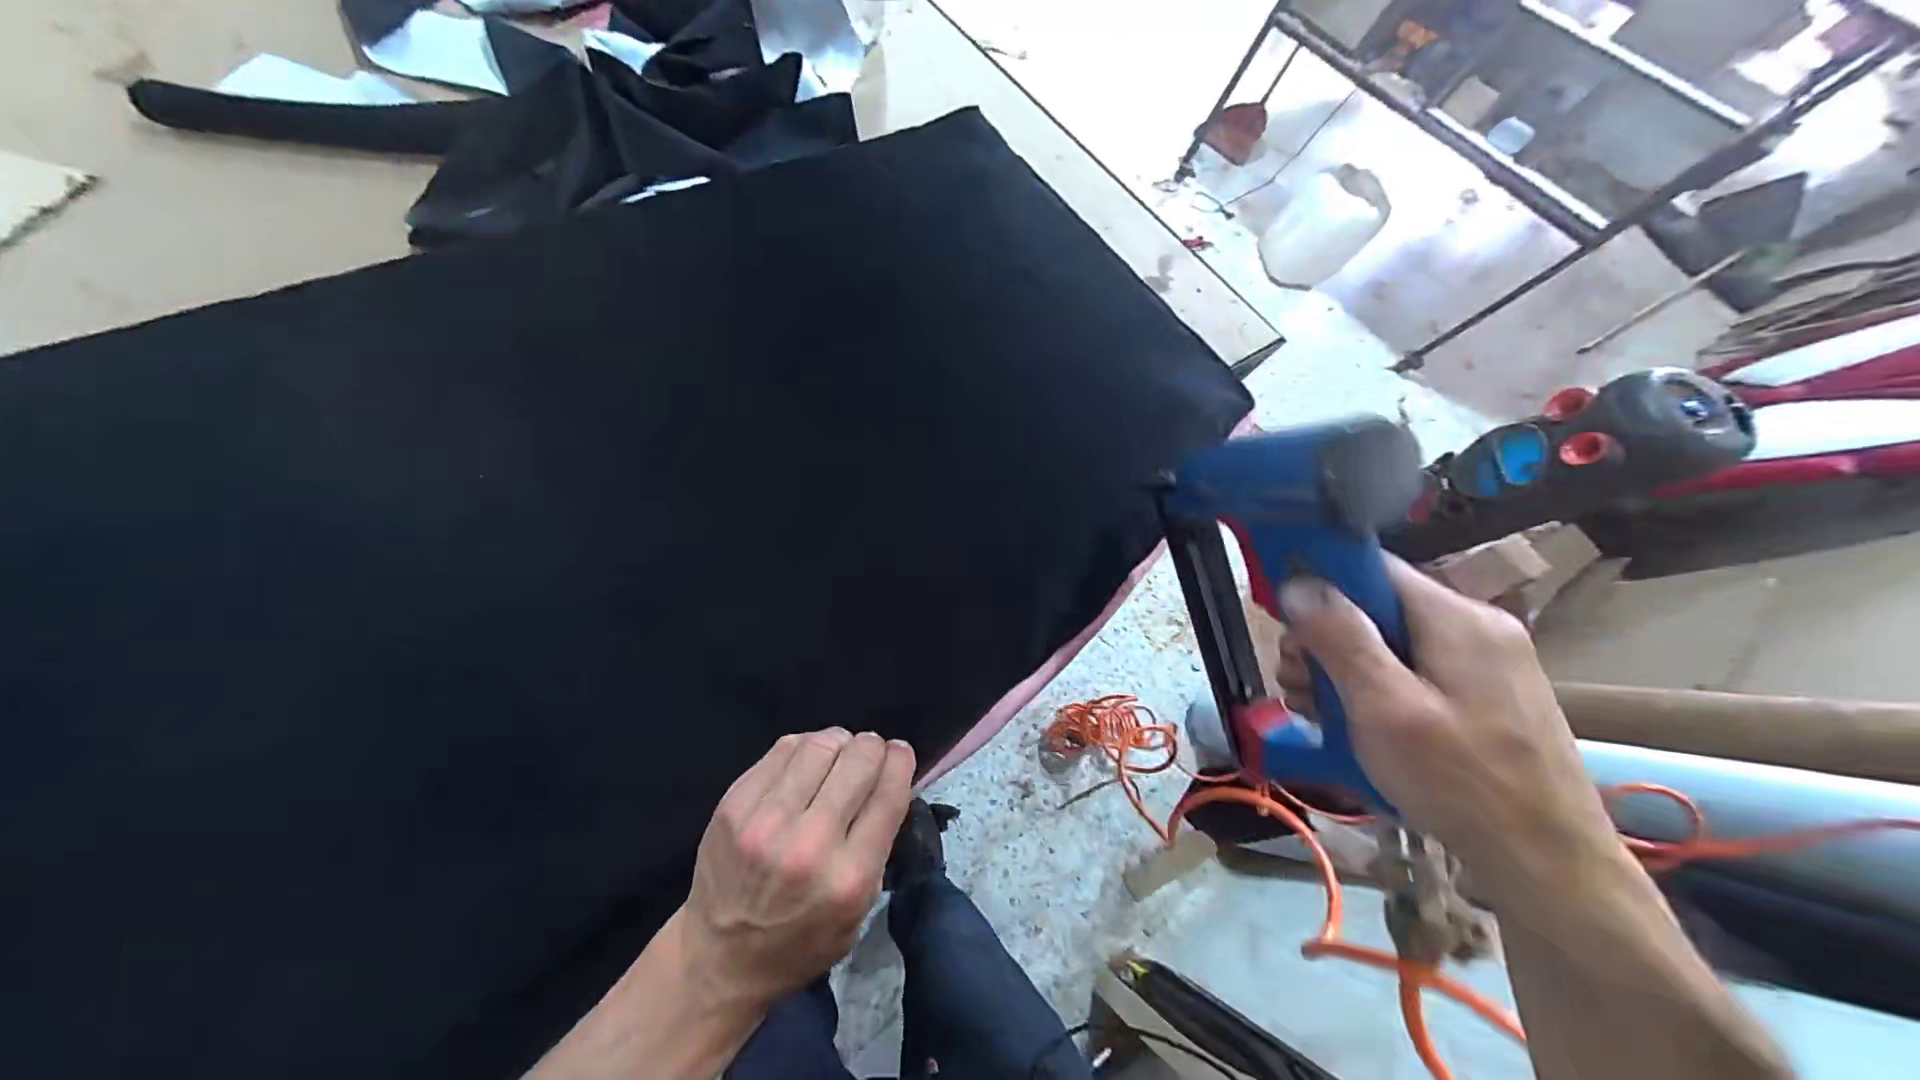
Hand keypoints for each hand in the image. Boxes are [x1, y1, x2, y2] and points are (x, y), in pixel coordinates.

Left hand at [681, 728, 915, 1010]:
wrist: (719, 959)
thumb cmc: (801, 940)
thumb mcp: (859, 910)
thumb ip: (878, 844)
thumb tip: (889, 778)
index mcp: (849, 878)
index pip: (888, 794)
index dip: (900, 762)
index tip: (901, 752)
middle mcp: (809, 844)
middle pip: (858, 760)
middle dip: (872, 748)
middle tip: (870, 753)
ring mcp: (765, 821)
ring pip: (820, 744)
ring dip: (839, 742)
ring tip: (837, 755)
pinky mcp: (734, 804)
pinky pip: (783, 748)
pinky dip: (804, 747)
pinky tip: (806, 761)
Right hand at [1277, 557, 1620, 899]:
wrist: (1548, 866)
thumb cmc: (1459, 782)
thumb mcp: (1384, 707)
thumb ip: (1340, 638)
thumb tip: (1298, 582)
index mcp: (1456, 618)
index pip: (1371, 570)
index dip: (1319, 587)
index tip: (1284, 624)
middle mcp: (1474, 628)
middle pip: (1375, 610)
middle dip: (1324, 643)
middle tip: (1298, 686)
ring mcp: (1483, 664)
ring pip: (1389, 645)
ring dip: (1342, 673)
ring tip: (1317, 715)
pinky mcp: (1484, 697)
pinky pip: (1412, 675)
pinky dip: (1374, 693)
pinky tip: (1353, 728)